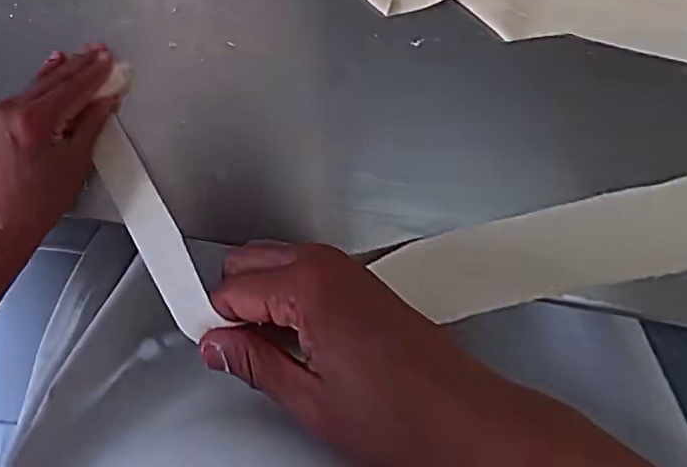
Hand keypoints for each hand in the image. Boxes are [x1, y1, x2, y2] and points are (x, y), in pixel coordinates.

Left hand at [0, 45, 119, 256]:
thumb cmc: (34, 204)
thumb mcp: (74, 164)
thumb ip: (91, 124)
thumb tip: (105, 100)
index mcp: (33, 121)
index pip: (72, 88)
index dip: (95, 73)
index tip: (110, 61)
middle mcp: (13, 109)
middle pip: (56, 80)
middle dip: (82, 65)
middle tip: (101, 51)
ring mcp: (2, 110)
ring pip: (41, 82)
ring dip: (65, 69)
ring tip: (85, 54)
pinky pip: (28, 91)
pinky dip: (46, 80)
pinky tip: (55, 66)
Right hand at [199, 243, 649, 466]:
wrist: (474, 424)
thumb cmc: (411, 418)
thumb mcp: (312, 403)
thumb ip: (253, 364)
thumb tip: (218, 345)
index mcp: (305, 286)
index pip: (229, 287)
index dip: (214, 320)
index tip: (212, 344)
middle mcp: (321, 262)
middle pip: (243, 262)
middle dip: (233, 302)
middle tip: (241, 351)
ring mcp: (340, 264)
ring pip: (268, 261)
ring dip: (258, 297)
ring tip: (277, 351)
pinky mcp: (354, 273)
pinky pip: (296, 267)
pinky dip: (284, 293)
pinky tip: (302, 338)